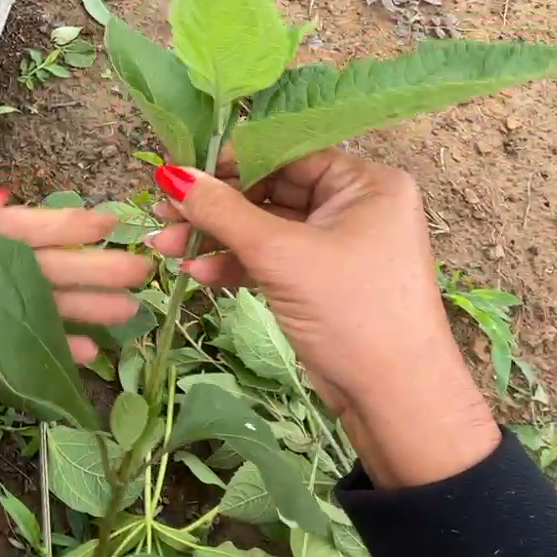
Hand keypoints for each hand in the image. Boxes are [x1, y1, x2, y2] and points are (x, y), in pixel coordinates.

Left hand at [0, 178, 150, 500]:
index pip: (25, 227)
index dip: (68, 227)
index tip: (110, 224)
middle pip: (44, 268)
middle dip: (93, 269)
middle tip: (143, 273)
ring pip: (42, 307)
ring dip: (86, 307)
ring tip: (131, 311)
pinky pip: (25, 347)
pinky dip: (57, 347)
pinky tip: (90, 351)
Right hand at [145, 153, 498, 487]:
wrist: (394, 401)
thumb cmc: (350, 312)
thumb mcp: (279, 254)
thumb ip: (221, 210)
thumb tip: (170, 173)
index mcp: (364, 184)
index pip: (284, 155)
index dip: (228, 162)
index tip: (178, 173)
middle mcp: (352, 206)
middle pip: (267, 191)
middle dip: (211, 207)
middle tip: (162, 213)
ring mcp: (333, 245)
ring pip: (260, 228)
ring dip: (213, 238)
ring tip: (165, 247)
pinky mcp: (316, 279)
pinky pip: (267, 259)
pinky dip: (232, 264)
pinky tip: (196, 275)